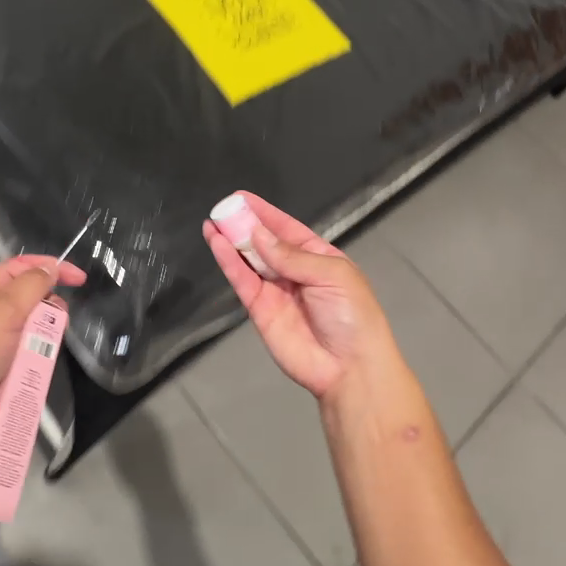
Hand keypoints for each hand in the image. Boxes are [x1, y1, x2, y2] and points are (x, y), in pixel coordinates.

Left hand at [0, 254, 86, 441]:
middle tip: (55, 325)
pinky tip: (32, 370)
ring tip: (38, 353)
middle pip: (32, 300)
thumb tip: (50, 268)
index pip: (26, 266)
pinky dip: (32, 362)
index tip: (81, 280)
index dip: (54, 267)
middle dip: (48, 311)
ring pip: (32, 332)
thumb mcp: (5, 308)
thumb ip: (33, 284)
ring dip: (40, 341)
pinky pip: (25, 357)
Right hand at [203, 192, 396, 400]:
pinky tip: (216, 243)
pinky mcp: (259, 310)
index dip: (264, 213)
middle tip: (221, 208)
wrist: (350, 368)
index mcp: (317, 256)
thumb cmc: (353, 315)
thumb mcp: (332, 276)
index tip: (241, 197)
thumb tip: (258, 235)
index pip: (286, 228)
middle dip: (243, 224)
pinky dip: (228, 262)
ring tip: (212, 221)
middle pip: (263, 242)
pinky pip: (242, 281)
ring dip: (230, 240)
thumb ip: (292, 256)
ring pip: (248, 259)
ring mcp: (275, 290)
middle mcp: (293, 270)